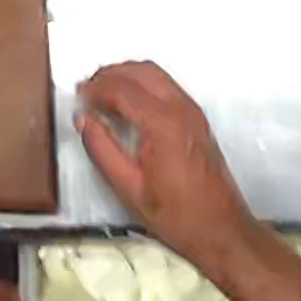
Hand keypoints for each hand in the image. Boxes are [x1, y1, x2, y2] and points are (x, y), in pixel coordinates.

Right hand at [75, 61, 256, 262]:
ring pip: (154, 72)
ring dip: (126, 74)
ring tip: (103, 91)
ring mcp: (191, 108)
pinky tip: (128, 99)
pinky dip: (142, 81)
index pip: (121, 89)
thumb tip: (83, 119)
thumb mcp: (129, 188)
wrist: (222, 230)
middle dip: (109, 74)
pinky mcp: (196, 115)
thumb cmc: (176, 215)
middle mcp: (179, 106)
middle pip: (139, 70)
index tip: (77, 96)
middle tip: (87, 89)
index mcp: (162, 122)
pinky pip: (165, 83)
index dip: (95, 89)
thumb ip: (102, 149)